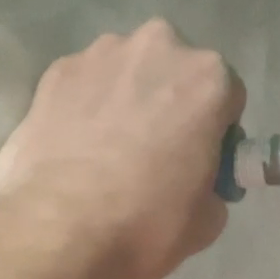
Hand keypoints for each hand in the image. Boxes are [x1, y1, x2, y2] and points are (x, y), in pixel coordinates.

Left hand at [0, 18, 244, 278]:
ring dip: (122, 102)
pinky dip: (80, 110)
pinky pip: (80, 88)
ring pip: (124, 76)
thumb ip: (212, 190)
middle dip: (167, 107)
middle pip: (173, 75)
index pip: (226, 99)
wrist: (55, 231)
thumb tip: (199, 188)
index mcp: (208, 79)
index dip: (213, 134)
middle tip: (149, 159)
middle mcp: (158, 48)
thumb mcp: (204, 224)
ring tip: (103, 155)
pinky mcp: (53, 73)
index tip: (196, 164)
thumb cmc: (142, 226)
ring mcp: (99, 55)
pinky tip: (71, 150)